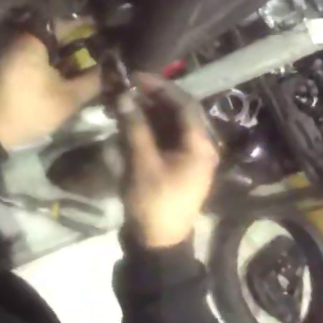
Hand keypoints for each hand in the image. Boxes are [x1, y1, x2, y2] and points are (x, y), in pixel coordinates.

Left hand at [0, 32, 102, 150]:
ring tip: (84, 62)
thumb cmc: (29, 110)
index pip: (67, 22)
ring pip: (43, 44)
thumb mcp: (68, 99)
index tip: (107, 35)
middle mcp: (18, 37)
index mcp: (32, 38)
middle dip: (77, 40)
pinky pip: (31, 53)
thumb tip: (111, 68)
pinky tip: (62, 72)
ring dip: (62, 51)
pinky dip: (47, 59)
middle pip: (54, 32)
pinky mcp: (3, 63)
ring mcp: (8, 49)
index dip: (89, 28)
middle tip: (98, 50)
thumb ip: (93, 80)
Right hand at [116, 75, 219, 248]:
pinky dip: (147, 128)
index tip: (135, 77)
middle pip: (177, 112)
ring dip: (147, 112)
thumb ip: (133, 126)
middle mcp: (199, 147)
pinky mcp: (175, 167)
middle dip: (151, 98)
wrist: (158, 244)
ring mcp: (188, 158)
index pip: (184, 104)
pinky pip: (163, 139)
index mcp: (201, 145)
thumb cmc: (154, 202)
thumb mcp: (142, 162)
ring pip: (169, 125)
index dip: (160, 87)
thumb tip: (122, 94)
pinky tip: (127, 122)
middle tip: (125, 88)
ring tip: (122, 102)